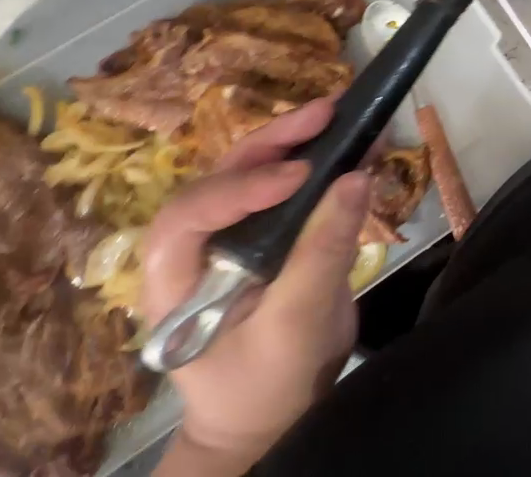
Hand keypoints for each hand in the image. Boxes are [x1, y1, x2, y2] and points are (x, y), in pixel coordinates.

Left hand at [142, 99, 370, 474]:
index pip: (189, 216)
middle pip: (219, 180)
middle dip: (271, 143)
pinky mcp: (267, 238)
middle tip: (326, 112)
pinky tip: (353, 142)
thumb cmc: (268, 383)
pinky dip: (319, 161)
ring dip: (295, 142)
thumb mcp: (297, 324)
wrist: (268, 418)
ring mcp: (231, 241)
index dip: (240, 187)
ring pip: (252, 176)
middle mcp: (194, 250)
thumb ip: (323, 252)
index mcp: (173, 281)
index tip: (301, 174)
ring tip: (341, 113)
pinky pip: (286, 191)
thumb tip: (357, 177)